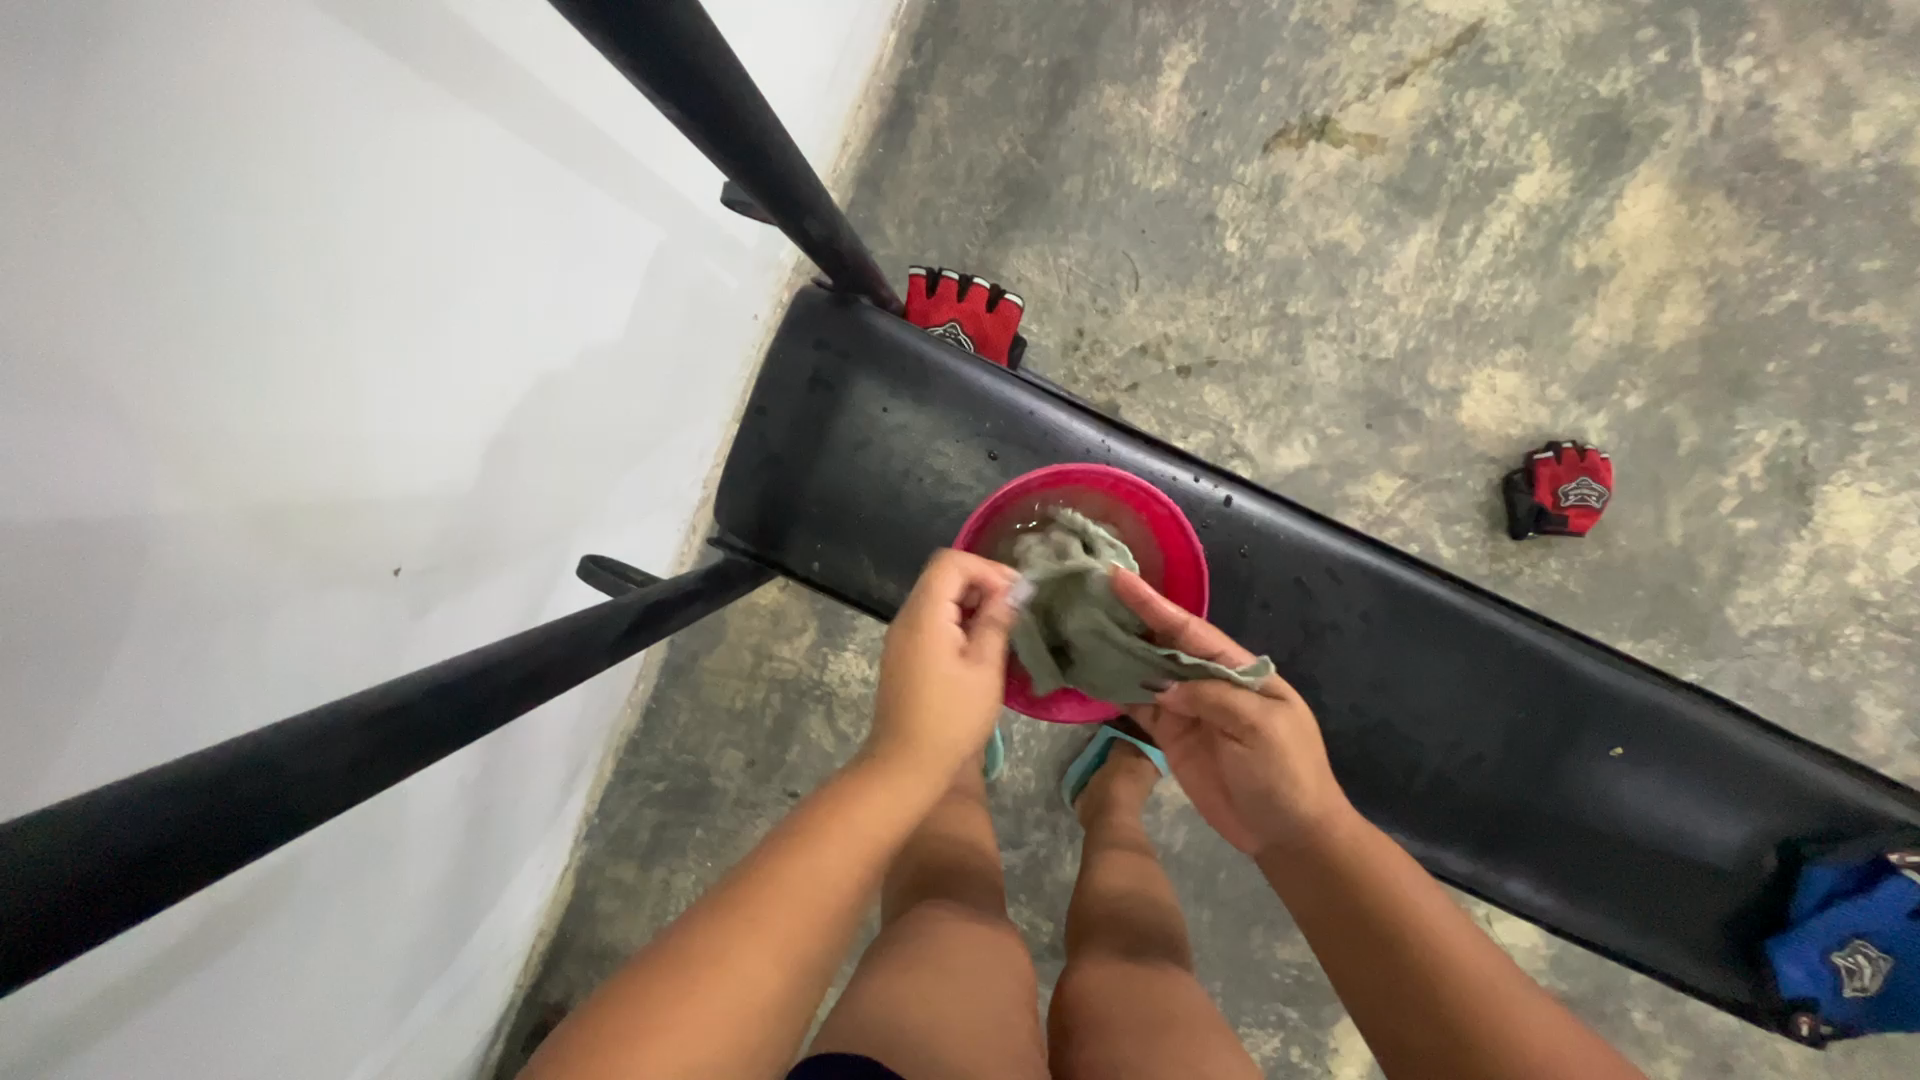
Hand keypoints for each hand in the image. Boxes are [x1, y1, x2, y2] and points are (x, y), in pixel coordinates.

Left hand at [867, 549, 1023, 779]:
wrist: (905, 765)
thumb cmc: (951, 718)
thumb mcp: (984, 668)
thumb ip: (996, 622)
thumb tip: (1012, 591)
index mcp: (924, 614)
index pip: (951, 562)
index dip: (987, 568)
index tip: (1016, 594)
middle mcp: (906, 617)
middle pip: (942, 576)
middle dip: (982, 583)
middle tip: (1016, 609)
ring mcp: (900, 637)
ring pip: (937, 598)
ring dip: (971, 603)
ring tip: (1003, 627)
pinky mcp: (903, 655)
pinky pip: (931, 621)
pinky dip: (957, 621)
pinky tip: (980, 646)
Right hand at [1112, 568, 1352, 855]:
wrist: (1289, 834)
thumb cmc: (1287, 774)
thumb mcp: (1261, 728)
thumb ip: (1212, 698)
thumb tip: (1162, 686)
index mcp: (1238, 670)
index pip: (1190, 630)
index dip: (1154, 605)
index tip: (1120, 578)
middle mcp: (1208, 682)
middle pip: (1163, 645)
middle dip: (1129, 621)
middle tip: (1088, 597)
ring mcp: (1188, 710)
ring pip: (1146, 673)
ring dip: (1117, 654)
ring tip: (1079, 629)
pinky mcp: (1172, 737)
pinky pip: (1139, 708)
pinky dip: (1116, 693)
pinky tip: (1090, 676)